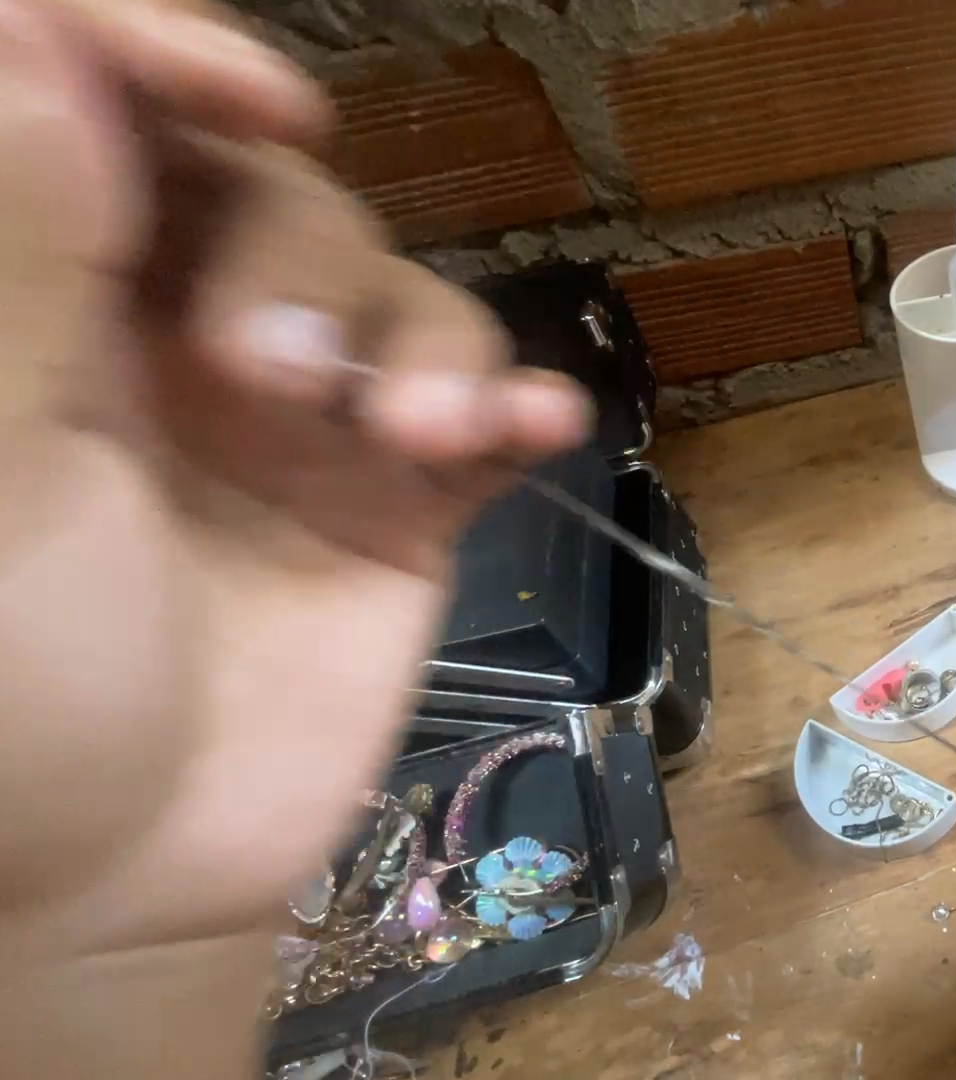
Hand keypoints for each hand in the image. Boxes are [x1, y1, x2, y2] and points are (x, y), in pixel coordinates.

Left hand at [0, 3, 586, 1074]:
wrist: (124, 866)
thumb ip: (13, 264)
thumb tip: (45, 47)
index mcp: (42, 303)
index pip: (108, 114)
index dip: (171, 66)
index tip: (257, 98)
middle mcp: (185, 337)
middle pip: (297, 209)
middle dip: (315, 270)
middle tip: (284, 379)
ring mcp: (320, 420)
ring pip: (419, 310)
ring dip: (437, 354)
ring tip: (413, 438)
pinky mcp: (418, 495)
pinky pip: (495, 419)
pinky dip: (525, 408)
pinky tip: (540, 426)